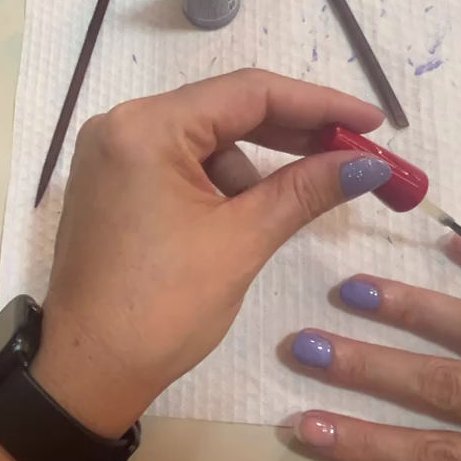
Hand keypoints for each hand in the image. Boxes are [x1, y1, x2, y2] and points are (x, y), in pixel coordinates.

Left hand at [31, 69, 392, 437]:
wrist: (89, 368)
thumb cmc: (163, 308)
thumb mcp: (241, 241)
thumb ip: (306, 189)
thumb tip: (369, 163)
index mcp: (146, 127)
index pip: (247, 92)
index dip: (318, 103)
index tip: (371, 121)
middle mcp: (122, 122)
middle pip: (223, 108)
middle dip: (291, 131)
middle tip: (353, 151)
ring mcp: (112, 150)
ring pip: (203, 136)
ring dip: (253, 160)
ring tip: (290, 199)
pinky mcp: (112, 177)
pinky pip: (178, 159)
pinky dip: (218, 177)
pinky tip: (244, 210)